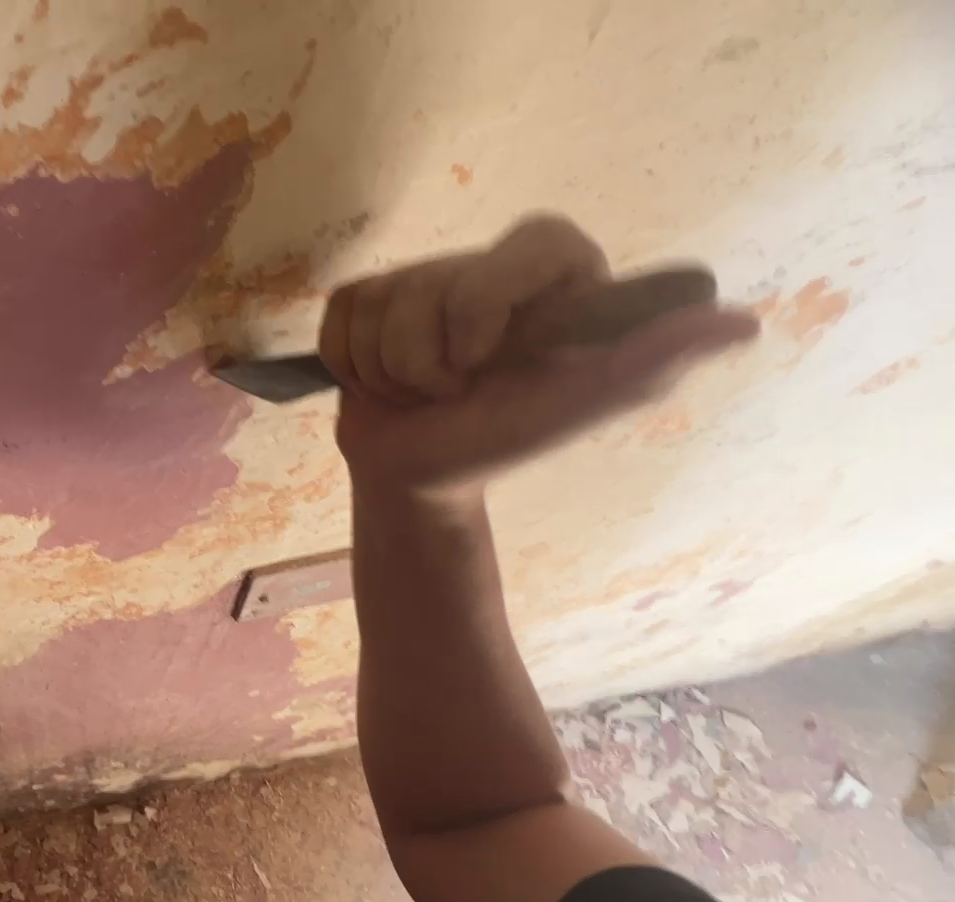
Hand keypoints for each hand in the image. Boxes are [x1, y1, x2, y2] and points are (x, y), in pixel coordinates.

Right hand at [322, 215, 760, 499]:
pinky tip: (376, 381)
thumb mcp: (562, 417)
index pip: (524, 246)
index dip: (483, 309)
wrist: (410, 477)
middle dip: (425, 361)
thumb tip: (739, 325)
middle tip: (449, 390)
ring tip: (413, 392)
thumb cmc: (488, 447)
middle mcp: (486, 266)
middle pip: (429, 283)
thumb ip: (637, 370)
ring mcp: (416, 280)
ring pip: (378, 304)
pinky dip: (349, 365)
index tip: (485, 364)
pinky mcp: (363, 302)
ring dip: (387, 371)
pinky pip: (339, 315)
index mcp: (553, 278)